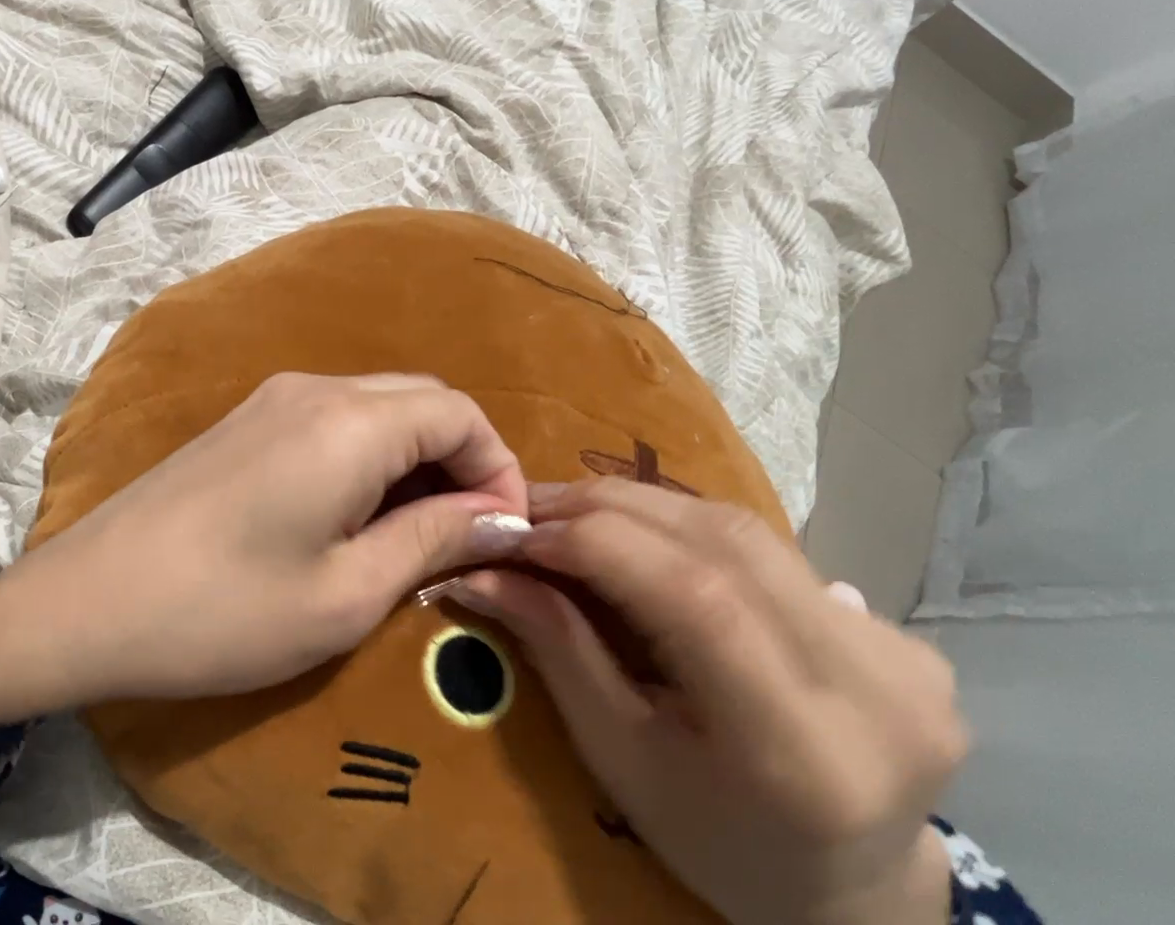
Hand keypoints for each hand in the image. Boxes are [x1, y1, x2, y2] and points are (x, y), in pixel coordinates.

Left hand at [0, 372, 529, 725]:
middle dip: (460, 460)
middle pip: (419, 400)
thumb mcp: (346, 595)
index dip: (499, 469)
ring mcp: (267, 400)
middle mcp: (312, 389)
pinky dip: (366, 458)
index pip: (459, 412)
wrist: (87, 604)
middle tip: (464, 539)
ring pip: (374, 408)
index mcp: (349, 423)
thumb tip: (503, 516)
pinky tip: (354, 517)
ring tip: (415, 537)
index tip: (505, 536)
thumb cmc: (223, 613)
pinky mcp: (239, 423)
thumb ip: (432, 540)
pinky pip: (329, 421)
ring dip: (412, 460)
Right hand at [452, 479, 962, 924]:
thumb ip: (559, 649)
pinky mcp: (914, 637)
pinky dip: (694, 536)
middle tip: (532, 507)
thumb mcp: (618, 756)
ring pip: (751, 534)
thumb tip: (480, 569)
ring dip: (648, 510)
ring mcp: (907, 657)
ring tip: (575, 516)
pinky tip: (650, 547)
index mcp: (801, 749)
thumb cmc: (710, 840)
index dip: (598, 543)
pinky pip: (777, 555)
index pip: (696, 597)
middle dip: (611, 509)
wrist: (847, 888)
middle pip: (726, 545)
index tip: (519, 531)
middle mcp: (877, 690)